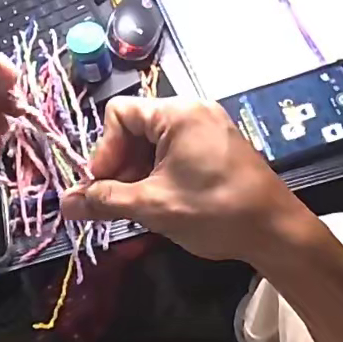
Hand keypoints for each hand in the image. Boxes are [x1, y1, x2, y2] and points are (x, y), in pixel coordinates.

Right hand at [61, 98, 318, 262]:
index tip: (104, 185)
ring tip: (142, 205)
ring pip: (154, 142)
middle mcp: (193, 110)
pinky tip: (163, 200)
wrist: (276, 231)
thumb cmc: (215, 212)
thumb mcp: (153, 206)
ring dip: (139, 172)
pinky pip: (175, 150)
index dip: (104, 150)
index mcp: (178, 113)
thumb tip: (65, 205)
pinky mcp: (217, 145)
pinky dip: (161, 173)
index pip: (119, 113)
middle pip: (135, 127)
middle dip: (121, 164)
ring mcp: (208, 127)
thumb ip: (105, 201)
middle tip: (120, 200)